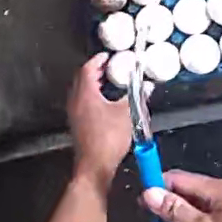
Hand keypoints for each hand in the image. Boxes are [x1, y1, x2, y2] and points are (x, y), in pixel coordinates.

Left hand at [67, 54, 131, 185]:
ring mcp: (74, 112)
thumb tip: (147, 86)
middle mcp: (76, 101)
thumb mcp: (127, 114)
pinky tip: (106, 100)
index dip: (98, 60)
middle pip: (81, 78)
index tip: (107, 56)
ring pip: (81, 90)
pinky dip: (92, 95)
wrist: (95, 165)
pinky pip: (82, 101)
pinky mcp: (77, 123)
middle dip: (95, 70)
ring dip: (93, 83)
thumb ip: (137, 97)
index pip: (87, 69)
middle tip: (109, 66)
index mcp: (85, 94)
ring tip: (109, 80)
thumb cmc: (108, 138)